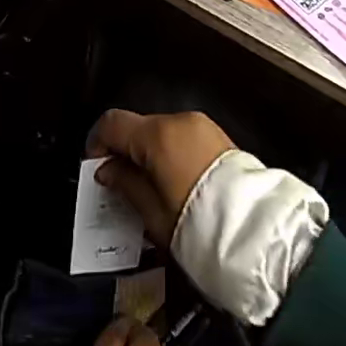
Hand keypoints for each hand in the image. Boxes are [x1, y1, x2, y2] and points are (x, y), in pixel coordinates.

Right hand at [87, 110, 234, 245]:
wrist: (249, 225)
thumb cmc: (196, 221)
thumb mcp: (151, 210)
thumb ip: (124, 183)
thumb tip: (107, 169)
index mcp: (159, 134)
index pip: (113, 122)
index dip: (97, 144)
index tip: (96, 170)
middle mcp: (180, 120)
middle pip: (138, 126)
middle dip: (125, 152)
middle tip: (119, 187)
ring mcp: (202, 124)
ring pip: (161, 132)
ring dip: (148, 153)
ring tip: (148, 190)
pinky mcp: (217, 134)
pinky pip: (182, 137)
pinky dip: (170, 152)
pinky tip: (171, 182)